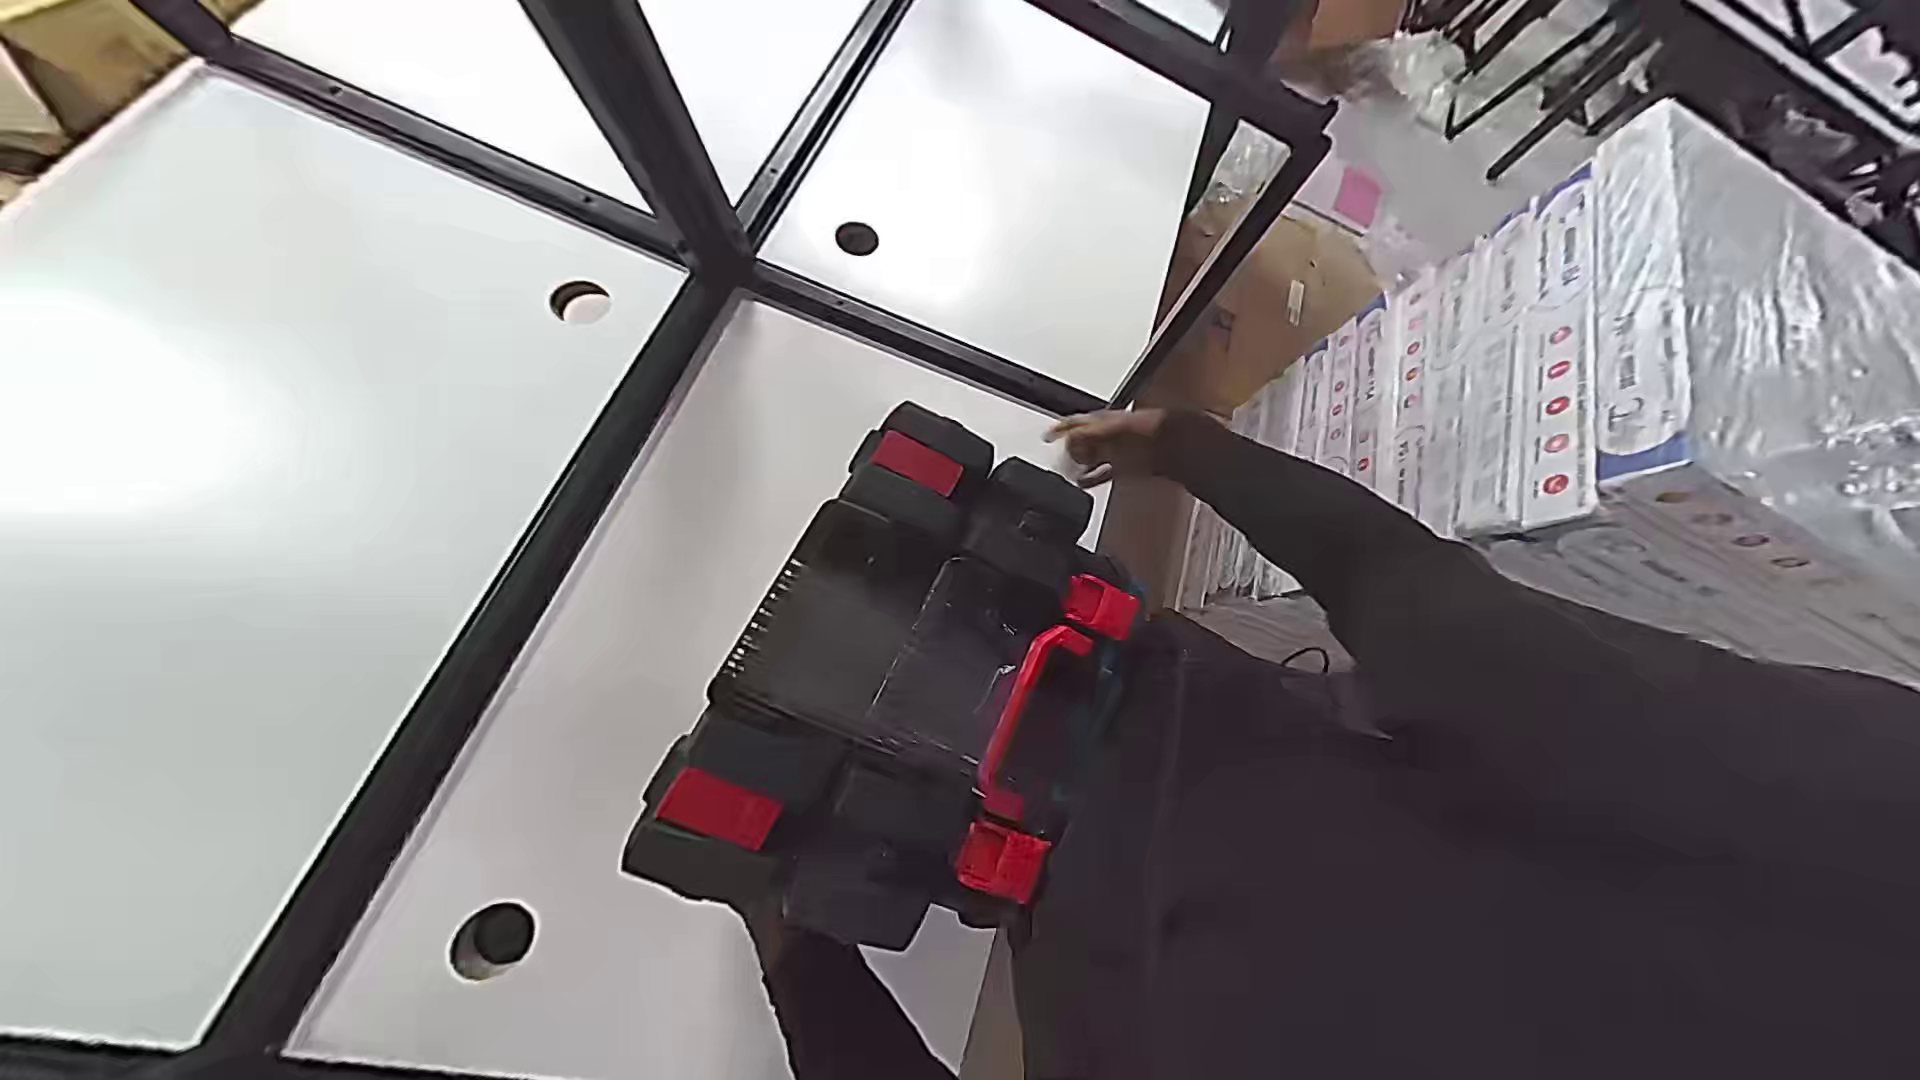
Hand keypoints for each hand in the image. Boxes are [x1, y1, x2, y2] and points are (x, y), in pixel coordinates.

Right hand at [1044, 408, 1167, 487]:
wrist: (1171, 444)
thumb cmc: (1145, 431)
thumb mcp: (1107, 430)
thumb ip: (1085, 435)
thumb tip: (1067, 443)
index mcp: (1102, 421)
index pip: (1075, 422)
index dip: (1060, 428)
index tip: (1047, 436)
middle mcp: (1108, 434)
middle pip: (1082, 442)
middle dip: (1069, 450)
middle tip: (1057, 457)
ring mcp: (1117, 450)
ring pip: (1091, 457)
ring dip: (1079, 465)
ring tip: (1068, 472)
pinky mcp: (1125, 466)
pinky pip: (1103, 472)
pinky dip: (1092, 477)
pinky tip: (1084, 482)